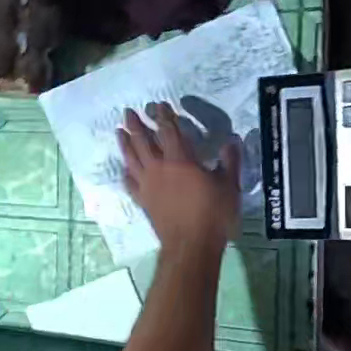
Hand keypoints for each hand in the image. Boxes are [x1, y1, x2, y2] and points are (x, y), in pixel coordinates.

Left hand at [119, 102, 241, 252]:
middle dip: (135, 124)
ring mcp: (148, 185)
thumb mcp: (229, 186)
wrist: (191, 245)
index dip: (163, 116)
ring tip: (119, 132)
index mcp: (180, 160)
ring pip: (132, 159)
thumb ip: (229, 162)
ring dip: (125, 143)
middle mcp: (159, 168)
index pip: (169, 130)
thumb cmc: (213, 214)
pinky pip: (130, 184)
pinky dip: (126, 173)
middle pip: (142, 141)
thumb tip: (231, 141)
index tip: (159, 105)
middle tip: (127, 112)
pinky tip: (124, 170)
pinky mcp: (143, 201)